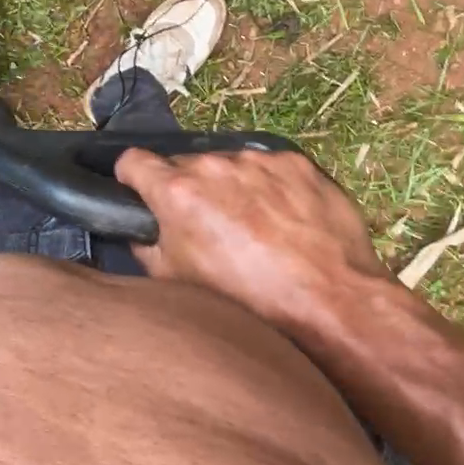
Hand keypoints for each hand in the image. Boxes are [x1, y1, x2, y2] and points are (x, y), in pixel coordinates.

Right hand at [116, 149, 395, 333]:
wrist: (333, 304)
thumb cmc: (249, 299)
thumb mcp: (173, 281)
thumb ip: (144, 243)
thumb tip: (139, 227)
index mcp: (176, 191)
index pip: (131, 161)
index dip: (133, 181)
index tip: (144, 196)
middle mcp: (212, 166)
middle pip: (181, 164)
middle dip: (186, 188)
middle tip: (206, 225)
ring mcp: (256, 161)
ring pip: (225, 165)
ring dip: (228, 186)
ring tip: (252, 226)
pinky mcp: (295, 163)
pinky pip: (267, 168)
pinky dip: (268, 187)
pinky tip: (282, 219)